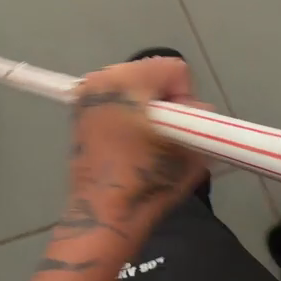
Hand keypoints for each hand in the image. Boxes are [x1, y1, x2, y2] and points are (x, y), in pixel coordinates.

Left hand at [63, 57, 206, 237]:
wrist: (103, 212)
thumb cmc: (147, 180)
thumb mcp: (191, 151)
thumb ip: (202, 123)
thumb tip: (198, 111)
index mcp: (127, 80)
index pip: (174, 69)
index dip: (186, 97)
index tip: (183, 127)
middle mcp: (101, 78)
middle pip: (150, 73)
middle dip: (164, 99)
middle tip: (167, 135)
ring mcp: (85, 94)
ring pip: (131, 85)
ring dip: (145, 105)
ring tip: (148, 140)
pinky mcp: (78, 111)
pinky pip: (113, 99)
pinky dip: (126, 112)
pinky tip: (129, 140)